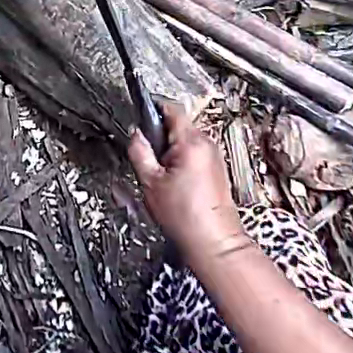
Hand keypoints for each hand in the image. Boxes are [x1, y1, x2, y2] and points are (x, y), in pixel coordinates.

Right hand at [127, 103, 245, 257]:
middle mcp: (206, 145)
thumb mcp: (149, 181)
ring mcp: (214, 157)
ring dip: (169, 150)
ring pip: (184, 140)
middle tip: (149, 157)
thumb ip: (139, 150)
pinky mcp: (216, 169)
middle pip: (176, 125)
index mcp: (190, 143)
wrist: (214, 244)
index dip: (152, 108)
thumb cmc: (186, 217)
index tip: (140, 114)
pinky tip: (174, 182)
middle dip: (159, 136)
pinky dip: (180, 161)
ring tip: (162, 175)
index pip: (170, 108)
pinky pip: (193, 153)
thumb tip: (136, 134)